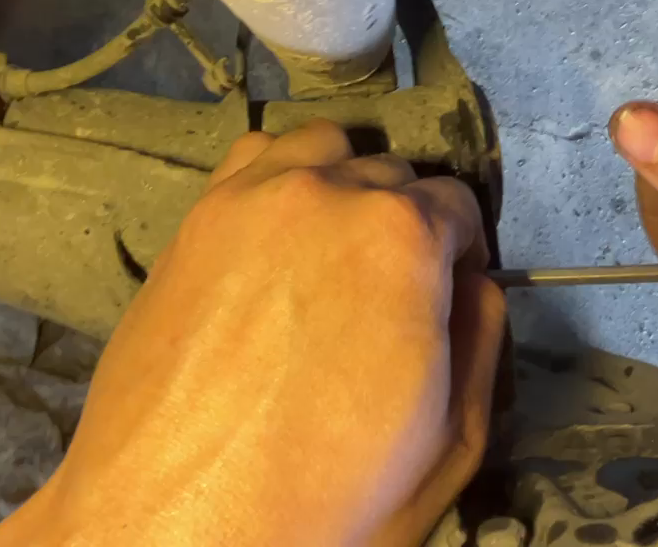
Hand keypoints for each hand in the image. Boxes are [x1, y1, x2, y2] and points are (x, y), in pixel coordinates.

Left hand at [0, 119, 506, 546]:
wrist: (175, 522)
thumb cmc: (324, 493)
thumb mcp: (449, 440)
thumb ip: (482, 336)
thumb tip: (474, 280)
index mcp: (403, 238)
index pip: (457, 201)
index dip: (462, 246)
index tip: (447, 284)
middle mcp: (332, 191)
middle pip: (393, 173)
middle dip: (405, 222)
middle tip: (385, 285)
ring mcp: (258, 193)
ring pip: (327, 147)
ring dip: (345, 181)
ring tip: (332, 241)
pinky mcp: (203, 210)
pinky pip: (256, 154)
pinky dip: (280, 172)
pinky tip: (277, 225)